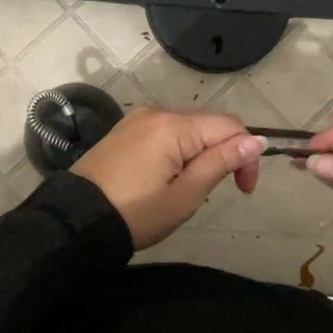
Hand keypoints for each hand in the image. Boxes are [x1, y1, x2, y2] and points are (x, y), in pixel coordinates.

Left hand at [69, 107, 264, 249]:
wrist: (77, 220)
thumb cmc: (135, 213)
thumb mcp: (185, 195)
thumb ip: (220, 163)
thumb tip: (256, 139)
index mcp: (172, 125)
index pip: (229, 125)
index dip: (246, 154)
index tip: (244, 189)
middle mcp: (155, 111)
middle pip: (207, 124)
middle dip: (223, 154)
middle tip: (214, 194)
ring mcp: (137, 119)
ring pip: (186, 129)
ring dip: (199, 154)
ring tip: (188, 190)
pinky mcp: (125, 130)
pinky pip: (164, 133)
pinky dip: (177, 151)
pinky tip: (168, 178)